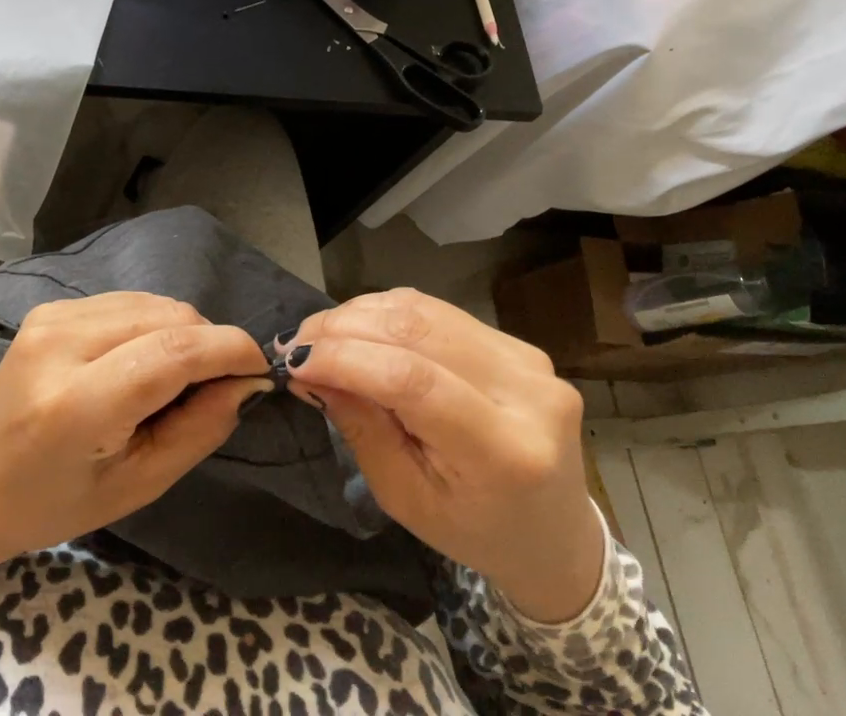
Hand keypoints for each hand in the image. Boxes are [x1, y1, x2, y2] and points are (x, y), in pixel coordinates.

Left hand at [0, 291, 272, 558]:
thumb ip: (197, 430)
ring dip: (183, 333)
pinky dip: (153, 326)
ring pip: (153, 302)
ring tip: (172, 382)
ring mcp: (51, 318)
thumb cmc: (53, 504)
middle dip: (209, 344)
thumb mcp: (136, 486)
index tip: (261, 370)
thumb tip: (246, 382)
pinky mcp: (50, 308)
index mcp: (77, 403)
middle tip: (213, 390)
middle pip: (169, 317)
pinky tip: (142, 362)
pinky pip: (128, 302)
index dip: (230, 351)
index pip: (174, 351)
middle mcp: (61, 343)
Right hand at [285, 288, 605, 623]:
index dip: (345, 359)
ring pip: (426, 311)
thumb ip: (361, 427)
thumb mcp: (404, 497)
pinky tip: (358, 329)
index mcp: (502, 452)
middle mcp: (528, 394)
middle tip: (293, 343)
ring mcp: (530, 362)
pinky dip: (389, 314)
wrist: (552, 535)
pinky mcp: (521, 346)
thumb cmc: (472, 530)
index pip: (413, 380)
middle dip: (343, 328)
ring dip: (360, 314)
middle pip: (418, 332)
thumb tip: (309, 369)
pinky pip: (441, 313)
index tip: (293, 360)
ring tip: (319, 335)